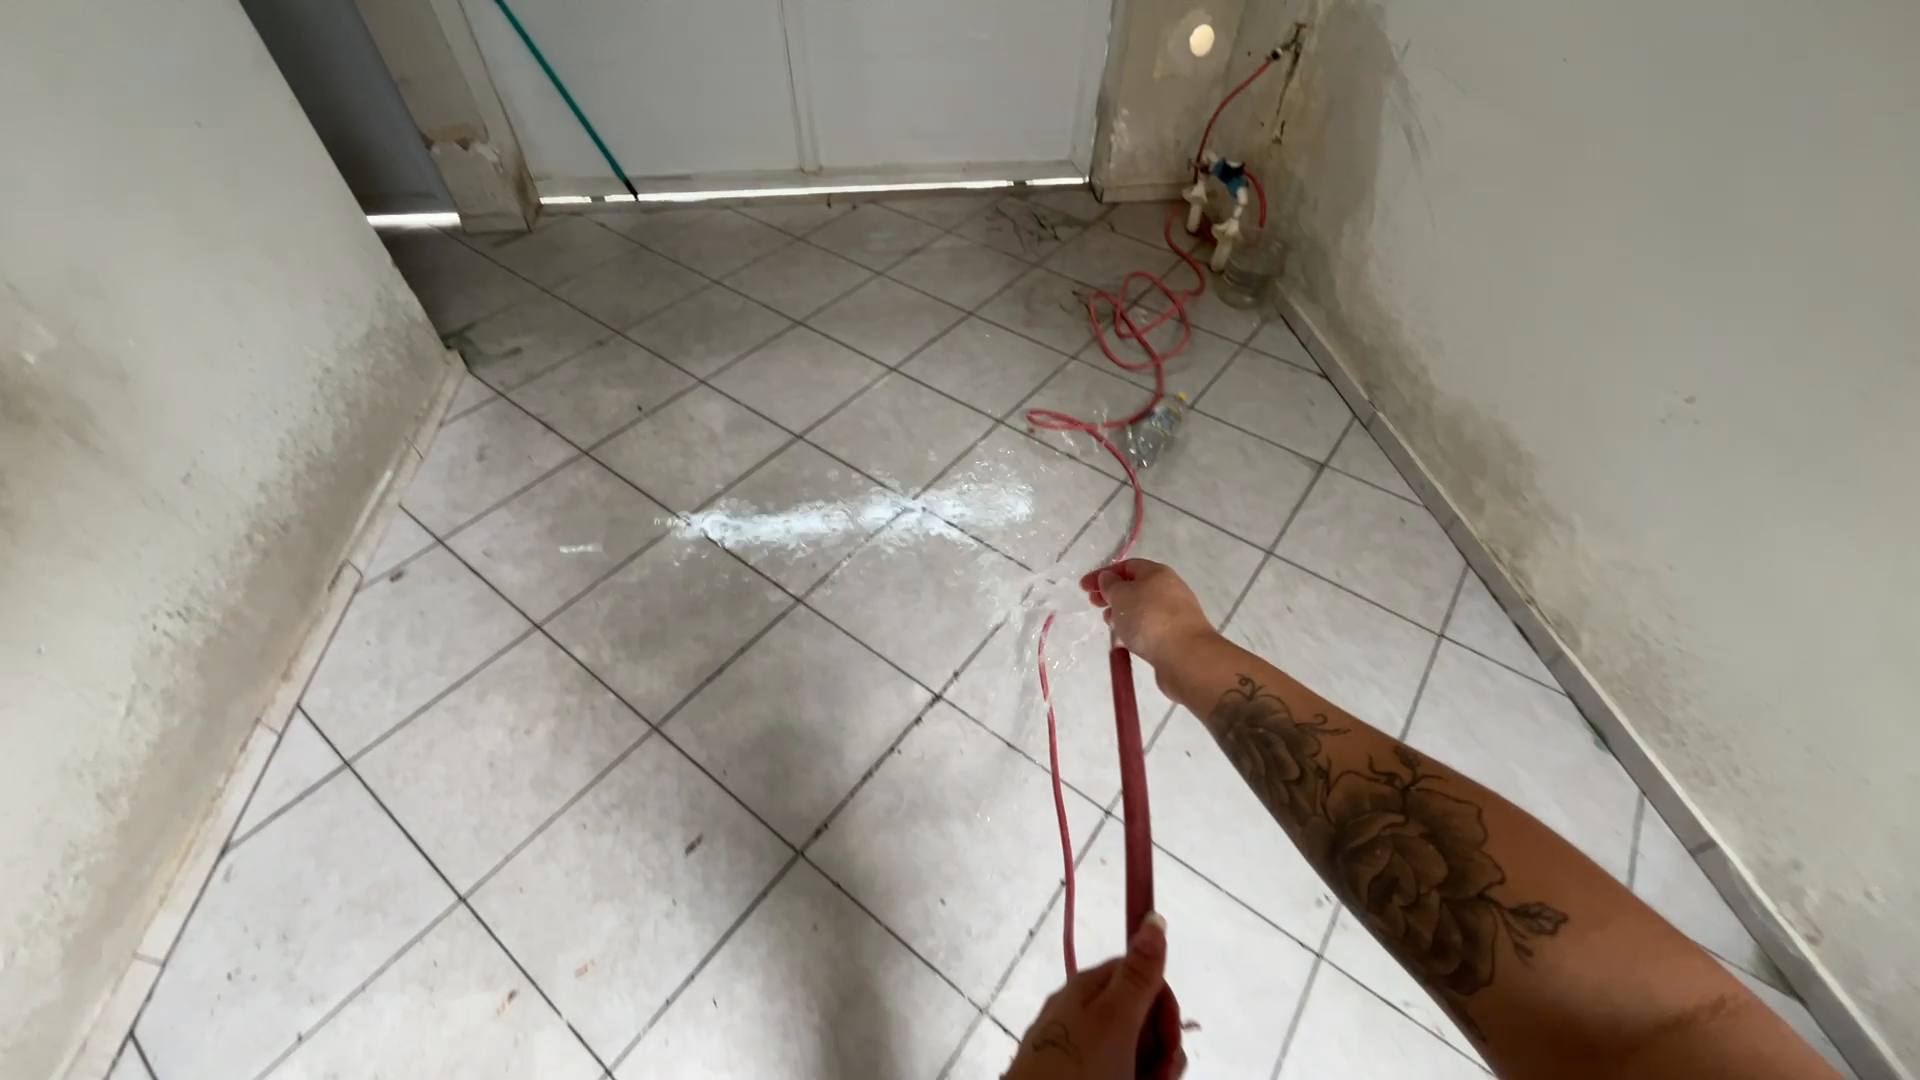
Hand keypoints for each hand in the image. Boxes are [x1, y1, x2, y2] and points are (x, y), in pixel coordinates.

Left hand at [1005, 914, 1183, 1079]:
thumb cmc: (1078, 1068)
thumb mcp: (1115, 1019)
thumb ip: (1139, 974)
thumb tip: (1156, 916)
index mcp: (1089, 990)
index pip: (1140, 976)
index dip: (1163, 1004)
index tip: (1171, 1035)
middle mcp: (1085, 1015)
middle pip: (1140, 1019)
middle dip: (1162, 1046)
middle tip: (1162, 1073)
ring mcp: (1081, 1050)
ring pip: (1134, 1052)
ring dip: (1153, 1070)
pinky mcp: (1081, 1076)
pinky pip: (1120, 1071)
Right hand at [1079, 560, 1216, 669]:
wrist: (1186, 656)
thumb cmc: (1149, 619)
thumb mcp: (1122, 595)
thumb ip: (1110, 585)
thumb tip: (1108, 580)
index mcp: (1157, 573)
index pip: (1126, 566)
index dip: (1103, 574)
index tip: (1083, 587)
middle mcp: (1168, 589)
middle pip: (1134, 587)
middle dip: (1111, 595)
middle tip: (1094, 604)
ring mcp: (1173, 614)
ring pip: (1140, 609)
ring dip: (1121, 614)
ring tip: (1109, 625)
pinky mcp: (1174, 636)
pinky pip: (1148, 628)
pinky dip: (1133, 631)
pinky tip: (1124, 643)